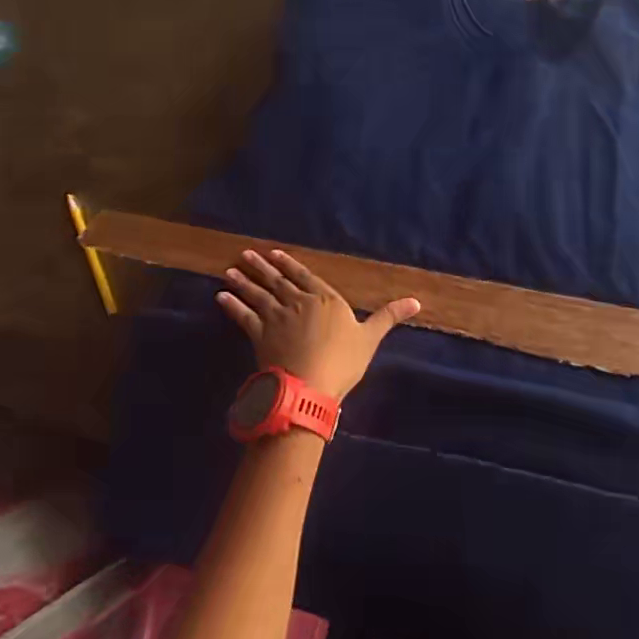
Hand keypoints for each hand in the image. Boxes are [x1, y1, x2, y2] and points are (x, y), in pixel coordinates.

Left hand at [216, 249, 419, 399]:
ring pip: (259, 294)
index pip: (305, 276)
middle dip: (261, 267)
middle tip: (245, 255)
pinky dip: (232, 305)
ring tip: (230, 269)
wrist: (309, 385)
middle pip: (278, 281)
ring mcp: (277, 317)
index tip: (274, 254)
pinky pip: (243, 316)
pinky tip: (220, 296)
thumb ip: (389, 317)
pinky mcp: (259, 334)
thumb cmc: (342, 361)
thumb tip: (418, 301)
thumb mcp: (370, 338)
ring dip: (244, 281)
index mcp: (326, 299)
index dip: (289, 265)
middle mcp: (299, 302)